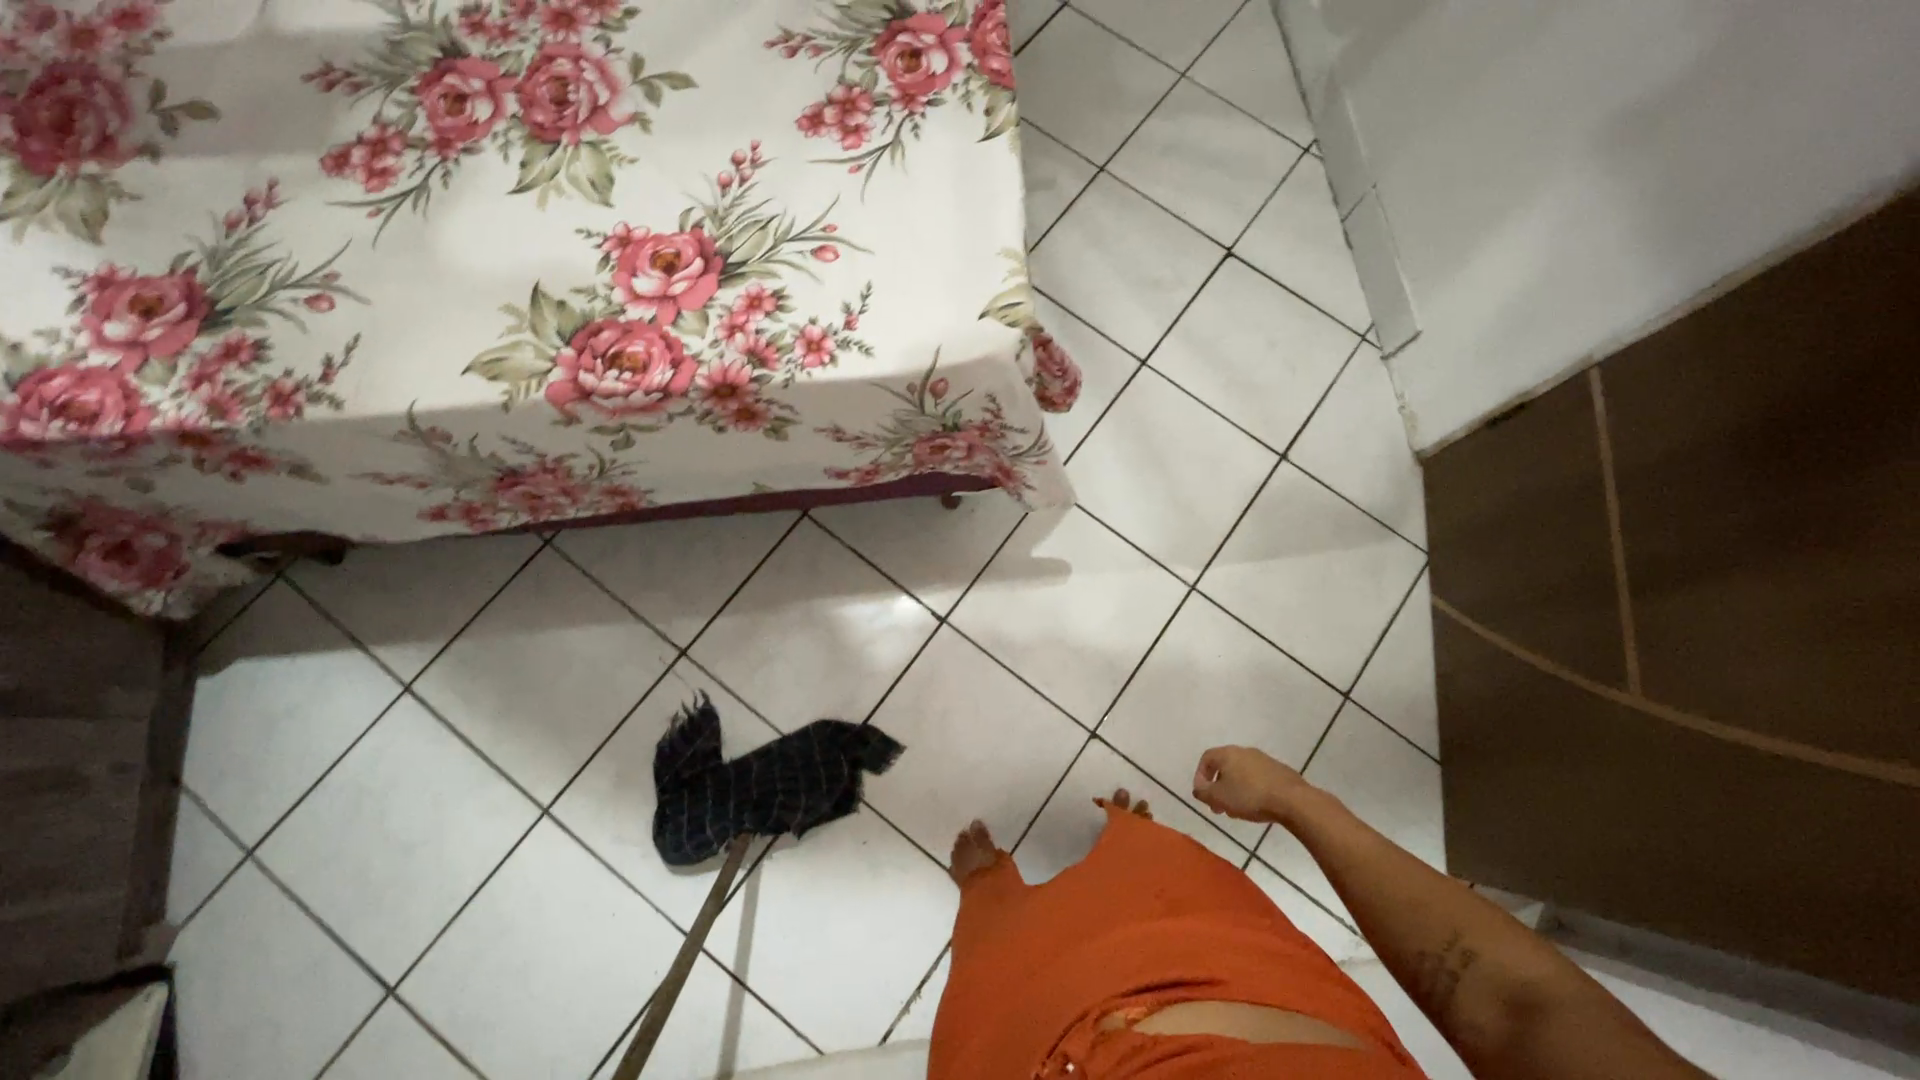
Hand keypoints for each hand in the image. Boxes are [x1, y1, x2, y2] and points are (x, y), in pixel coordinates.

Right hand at [1193, 746, 1310, 822]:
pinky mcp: (1279, 770)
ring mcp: (1264, 760)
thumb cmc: (1249, 796)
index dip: (1200, 776)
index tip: (1203, 794)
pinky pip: (1257, 778)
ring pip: (1241, 773)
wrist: (1292, 800)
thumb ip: (1203, 792)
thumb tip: (1199, 788)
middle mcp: (1245, 751)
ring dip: (1234, 790)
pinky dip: (1251, 790)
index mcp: (1228, 753)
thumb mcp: (1218, 797)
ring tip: (1237, 810)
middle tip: (1218, 807)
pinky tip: (1256, 806)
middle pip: (1224, 766)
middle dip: (1218, 787)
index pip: (1206, 758)